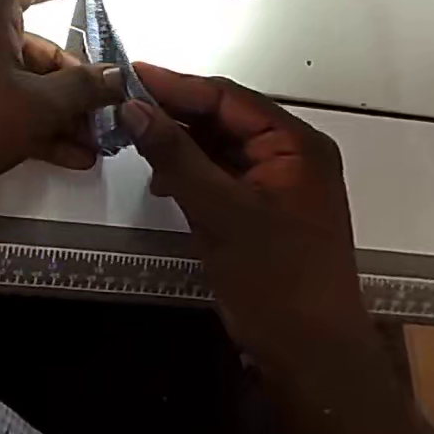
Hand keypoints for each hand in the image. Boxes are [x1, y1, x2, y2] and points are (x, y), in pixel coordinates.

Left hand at [0, 0, 121, 206]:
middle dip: (74, 74)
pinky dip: (41, 126)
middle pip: (35, 46)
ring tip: (91, 134)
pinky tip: (65, 151)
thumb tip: (108, 78)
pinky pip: (13, 111)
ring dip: (62, 108)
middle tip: (103, 96)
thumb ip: (81, 88)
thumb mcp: (37, 103)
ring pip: (27, 84)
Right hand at [118, 64, 365, 347]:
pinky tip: (160, 176)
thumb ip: (174, 153)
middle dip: (173, 112)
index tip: (130, 74)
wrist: (310, 359)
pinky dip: (186, 167)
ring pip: (214, 142)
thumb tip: (132, 107)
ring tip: (134, 135)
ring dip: (176, 140)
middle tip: (124, 104)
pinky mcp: (256, 203)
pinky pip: (215, 169)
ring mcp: (273, 179)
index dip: (175, 84)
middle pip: (219, 116)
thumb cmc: (276, 279)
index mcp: (294, 144)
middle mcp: (287, 152)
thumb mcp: (219, 209)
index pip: (226, 97)